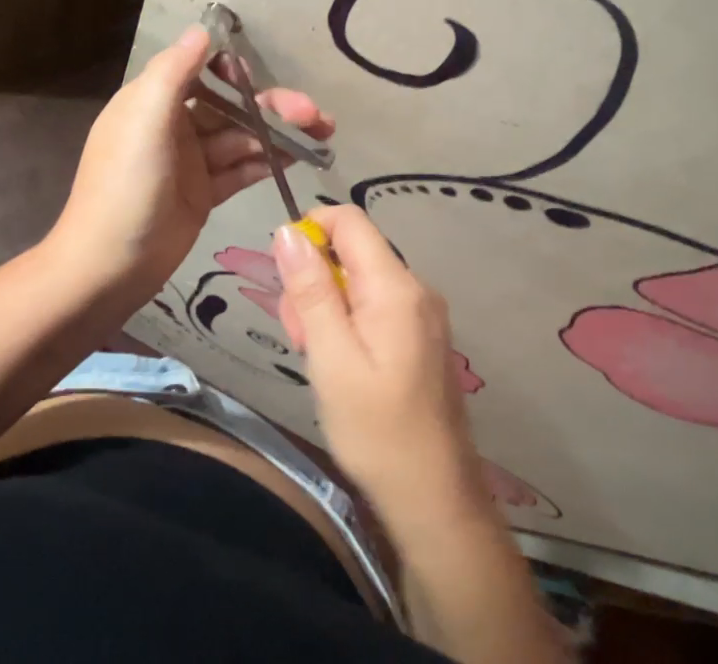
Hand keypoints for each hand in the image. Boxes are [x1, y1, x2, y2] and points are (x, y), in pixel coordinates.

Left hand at [46, 25, 332, 305]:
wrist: (110, 265)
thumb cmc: (124, 186)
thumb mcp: (144, 120)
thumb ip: (173, 72)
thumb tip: (201, 29)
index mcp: (149, 102)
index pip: (195, 69)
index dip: (229, 68)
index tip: (257, 76)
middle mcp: (170, 126)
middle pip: (228, 105)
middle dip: (269, 105)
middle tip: (314, 113)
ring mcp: (188, 162)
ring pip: (240, 137)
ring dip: (277, 134)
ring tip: (322, 135)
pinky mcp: (202, 194)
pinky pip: (239, 169)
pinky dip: (266, 162)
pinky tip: (297, 159)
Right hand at [273, 206, 488, 514]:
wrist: (432, 496)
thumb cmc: (375, 429)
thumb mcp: (330, 357)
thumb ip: (310, 290)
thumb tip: (288, 230)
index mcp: (396, 288)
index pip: (349, 221)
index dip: (309, 231)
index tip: (285, 276)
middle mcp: (416, 290)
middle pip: (350, 252)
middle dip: (312, 281)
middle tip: (300, 336)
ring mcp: (421, 315)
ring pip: (356, 283)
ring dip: (324, 308)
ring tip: (319, 359)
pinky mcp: (419, 338)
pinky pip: (372, 308)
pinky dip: (345, 325)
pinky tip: (339, 367)